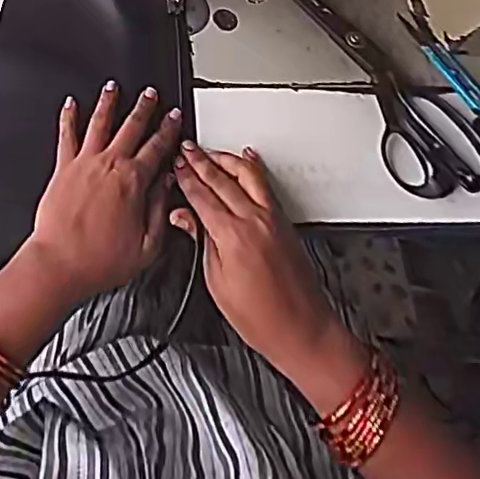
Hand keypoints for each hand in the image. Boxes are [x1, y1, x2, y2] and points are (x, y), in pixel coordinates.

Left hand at [24, 83, 181, 304]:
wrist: (58, 265)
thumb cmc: (99, 260)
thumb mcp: (147, 245)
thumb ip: (160, 210)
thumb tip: (167, 185)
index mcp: (134, 181)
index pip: (158, 146)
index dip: (168, 128)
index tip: (173, 117)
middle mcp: (110, 165)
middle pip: (132, 126)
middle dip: (144, 107)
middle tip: (150, 94)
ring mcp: (85, 163)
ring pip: (100, 122)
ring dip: (109, 102)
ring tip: (114, 86)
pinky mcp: (63, 168)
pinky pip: (66, 135)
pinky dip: (68, 117)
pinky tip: (70, 104)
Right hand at [171, 145, 365, 390]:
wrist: (302, 328)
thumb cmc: (262, 317)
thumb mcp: (217, 282)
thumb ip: (201, 241)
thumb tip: (185, 218)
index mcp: (232, 236)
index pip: (202, 196)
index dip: (187, 178)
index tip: (177, 165)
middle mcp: (254, 220)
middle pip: (221, 179)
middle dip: (201, 161)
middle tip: (188, 150)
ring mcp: (271, 217)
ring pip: (246, 173)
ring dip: (225, 159)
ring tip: (210, 151)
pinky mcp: (283, 219)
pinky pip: (264, 183)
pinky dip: (253, 167)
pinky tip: (248, 158)